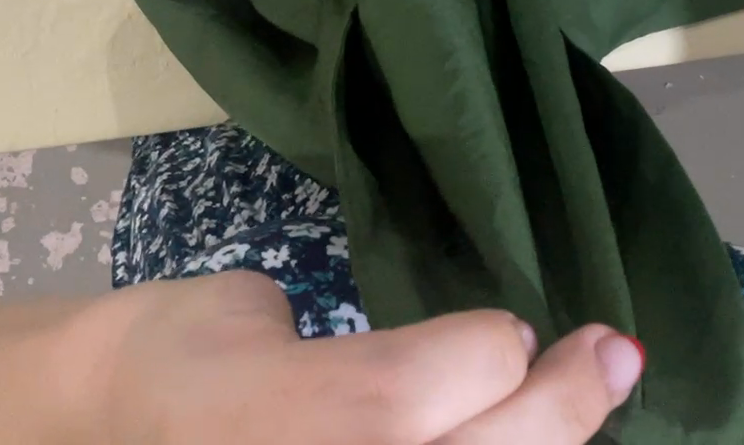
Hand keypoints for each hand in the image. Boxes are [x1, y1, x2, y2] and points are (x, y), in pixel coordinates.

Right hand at [0, 269, 644, 444]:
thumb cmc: (131, 362)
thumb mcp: (226, 312)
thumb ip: (319, 340)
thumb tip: (410, 356)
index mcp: (304, 414)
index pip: (457, 375)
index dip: (495, 341)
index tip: (504, 323)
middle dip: (571, 398)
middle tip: (613, 348)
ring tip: (599, 388)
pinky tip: (514, 441)